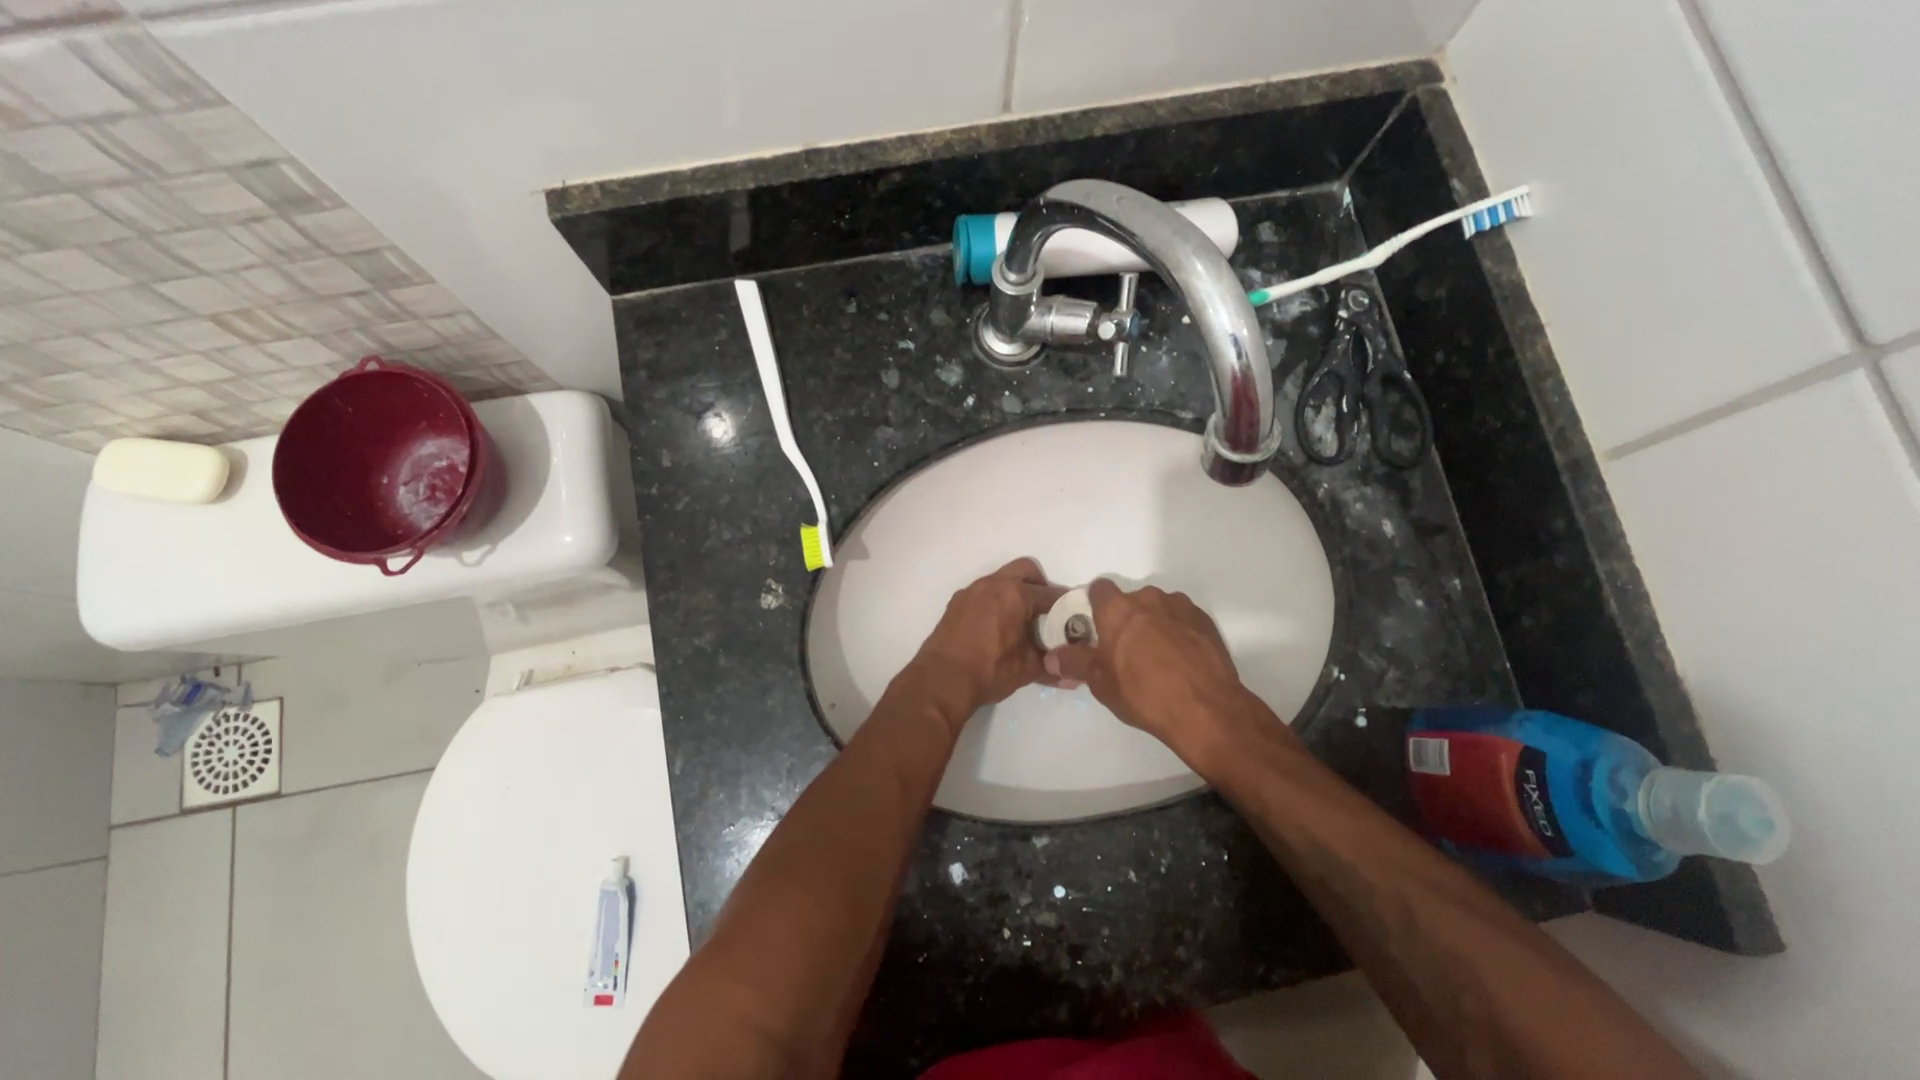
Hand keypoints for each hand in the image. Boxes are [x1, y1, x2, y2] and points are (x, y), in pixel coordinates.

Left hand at [903, 558, 1064, 727]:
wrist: (941, 680)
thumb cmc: (989, 670)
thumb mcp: (1026, 669)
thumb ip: (1051, 667)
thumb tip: (1073, 677)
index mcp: (1015, 595)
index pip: (1051, 594)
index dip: (1066, 607)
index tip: (1072, 620)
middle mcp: (993, 584)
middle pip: (1026, 570)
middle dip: (1040, 586)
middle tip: (1045, 613)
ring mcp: (971, 591)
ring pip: (1001, 579)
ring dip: (1014, 593)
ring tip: (1020, 621)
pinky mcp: (956, 603)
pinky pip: (983, 593)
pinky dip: (994, 602)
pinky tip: (996, 628)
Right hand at [1043, 579, 1269, 757]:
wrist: (1205, 708)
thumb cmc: (1143, 693)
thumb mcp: (1100, 683)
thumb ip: (1075, 662)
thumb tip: (1052, 657)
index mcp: (1117, 609)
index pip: (1099, 589)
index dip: (1095, 606)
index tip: (1096, 629)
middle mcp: (1149, 598)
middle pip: (1131, 601)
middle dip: (1127, 620)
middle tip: (1126, 653)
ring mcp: (1181, 607)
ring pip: (1159, 609)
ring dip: (1154, 625)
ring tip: (1157, 660)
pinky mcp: (1205, 621)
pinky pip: (1183, 620)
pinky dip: (1179, 634)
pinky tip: (1181, 662)